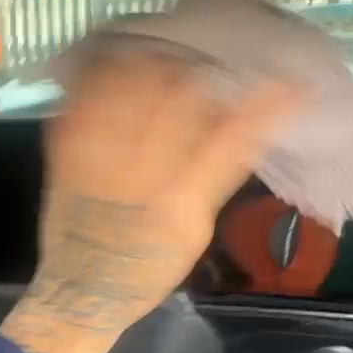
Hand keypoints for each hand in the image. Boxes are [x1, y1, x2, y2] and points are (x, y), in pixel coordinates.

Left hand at [0, 49, 303, 352]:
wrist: (79, 293)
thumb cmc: (143, 272)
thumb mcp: (193, 235)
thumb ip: (215, 181)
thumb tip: (245, 131)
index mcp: (181, 202)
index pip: (232, 136)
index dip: (264, 103)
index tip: (286, 84)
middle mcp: (142, 177)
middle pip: (181, 98)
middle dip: (206, 73)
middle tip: (215, 62)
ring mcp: (100, 161)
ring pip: (134, 88)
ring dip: (158, 63)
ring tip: (168, 59)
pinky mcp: (65, 155)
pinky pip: (86, 99)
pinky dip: (106, 74)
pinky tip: (120, 63)